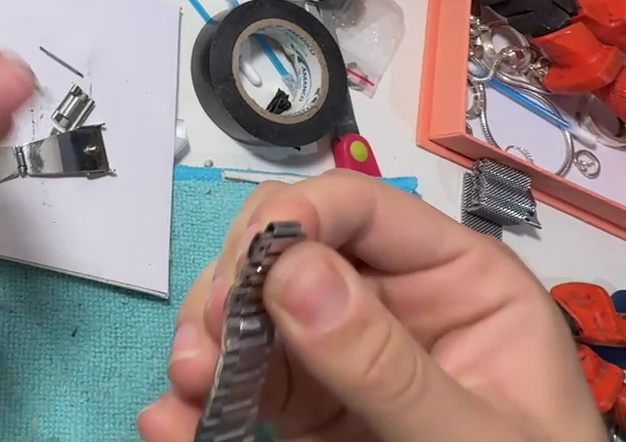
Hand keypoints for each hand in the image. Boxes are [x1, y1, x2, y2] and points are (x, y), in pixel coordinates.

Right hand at [139, 171, 604, 441]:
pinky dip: (198, 388)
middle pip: (282, 242)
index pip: (358, 205)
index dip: (294, 216)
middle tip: (210, 338)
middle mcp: (383, 294)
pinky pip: (237, 366)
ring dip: (204, 335)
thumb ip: (391, 366)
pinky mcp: (301, 391)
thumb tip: (291, 271)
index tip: (246, 264)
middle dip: (234, 280)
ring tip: (187, 386)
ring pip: (245, 297)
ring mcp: (335, 342)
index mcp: (451, 277)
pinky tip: (174, 420)